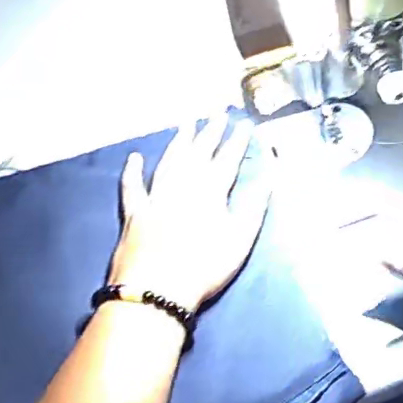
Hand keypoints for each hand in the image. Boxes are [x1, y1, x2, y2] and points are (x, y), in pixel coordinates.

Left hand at [110, 115, 269, 312]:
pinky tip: (134, 158)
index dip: (237, 140)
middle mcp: (182, 185)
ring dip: (179, 142)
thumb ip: (255, 203)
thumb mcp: (241, 237)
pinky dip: (132, 171)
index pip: (227, 158)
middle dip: (210, 132)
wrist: (157, 289)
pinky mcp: (134, 212)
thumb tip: (269, 175)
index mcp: (211, 191)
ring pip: (168, 161)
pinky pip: (133, 186)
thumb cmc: (206, 266)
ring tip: (187, 124)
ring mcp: (155, 197)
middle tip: (217, 113)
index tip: (245, 123)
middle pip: (198, 152)